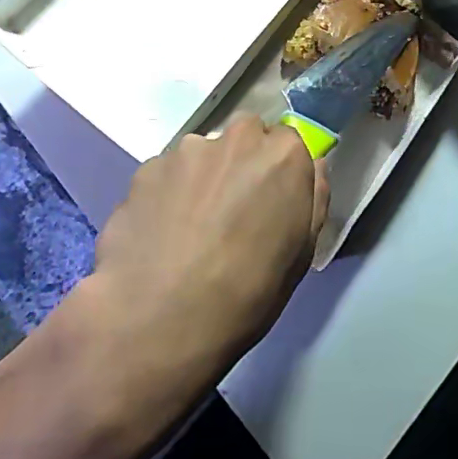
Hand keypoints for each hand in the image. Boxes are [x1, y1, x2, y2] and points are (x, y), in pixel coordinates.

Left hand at [88, 113, 327, 373]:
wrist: (159, 322)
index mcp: (283, 154)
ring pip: (201, 155)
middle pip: (244, 136)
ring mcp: (186, 153)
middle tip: (232, 208)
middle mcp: (237, 140)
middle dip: (241, 161)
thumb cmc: (249, 291)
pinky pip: (164, 176)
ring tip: (189, 226)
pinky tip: (160, 235)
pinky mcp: (144, 172)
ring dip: (201, 177)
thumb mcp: (303, 249)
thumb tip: (313, 167)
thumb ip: (313, 197)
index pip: (287, 141)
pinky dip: (165, 195)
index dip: (278, 170)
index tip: (270, 198)